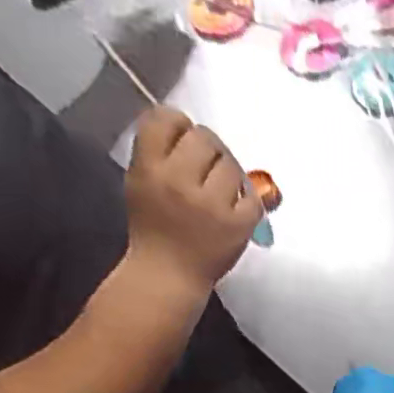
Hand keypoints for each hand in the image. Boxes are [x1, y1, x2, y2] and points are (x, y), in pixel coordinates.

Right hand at [123, 107, 263, 290]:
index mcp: (150, 167)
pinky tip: (234, 206)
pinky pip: (253, 195)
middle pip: (206, 138)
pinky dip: (247, 198)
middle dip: (208, 149)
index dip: (179, 126)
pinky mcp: (239, 224)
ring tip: (218, 190)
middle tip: (205, 169)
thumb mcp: (140, 181)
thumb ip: (158, 150)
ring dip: (228, 173)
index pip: (167, 118)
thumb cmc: (153, 226)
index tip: (183, 142)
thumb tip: (188, 127)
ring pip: (231, 165)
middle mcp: (180, 181)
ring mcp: (213, 204)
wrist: (168, 274)